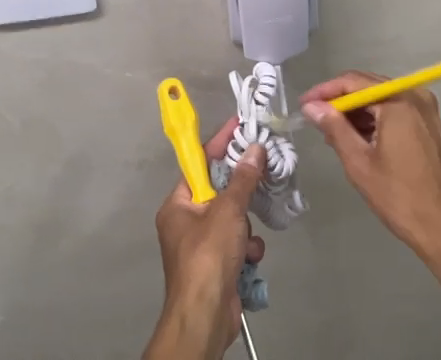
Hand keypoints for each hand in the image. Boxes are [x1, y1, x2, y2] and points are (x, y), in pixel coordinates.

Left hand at [146, 116, 265, 359]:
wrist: (206, 315)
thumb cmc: (208, 256)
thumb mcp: (228, 210)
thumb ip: (243, 179)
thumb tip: (254, 149)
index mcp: (177, 204)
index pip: (200, 163)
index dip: (221, 143)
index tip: (241, 124)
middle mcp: (185, 222)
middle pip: (220, 191)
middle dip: (241, 192)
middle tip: (262, 173)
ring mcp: (201, 245)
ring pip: (233, 217)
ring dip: (247, 226)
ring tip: (249, 237)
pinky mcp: (217, 264)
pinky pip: (238, 241)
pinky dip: (247, 247)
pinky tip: (250, 257)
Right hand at [299, 71, 440, 259]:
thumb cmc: (400, 197)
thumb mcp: (360, 163)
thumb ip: (335, 128)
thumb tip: (312, 107)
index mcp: (399, 101)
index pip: (354, 82)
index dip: (325, 91)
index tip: (303, 105)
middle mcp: (415, 95)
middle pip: (369, 86)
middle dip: (340, 101)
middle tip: (314, 120)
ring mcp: (426, 108)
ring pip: (382, 98)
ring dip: (357, 111)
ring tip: (331, 134)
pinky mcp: (429, 123)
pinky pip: (395, 110)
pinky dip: (375, 119)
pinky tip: (357, 138)